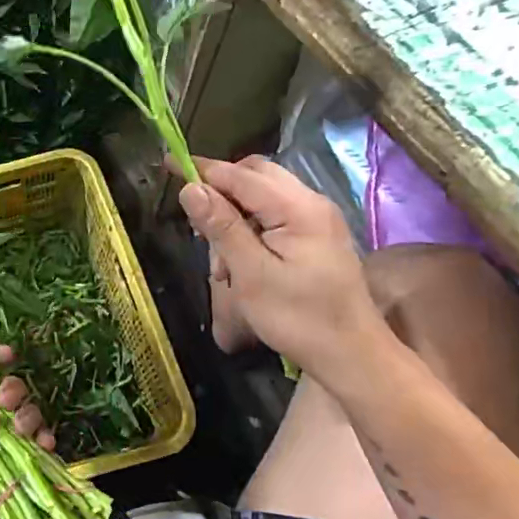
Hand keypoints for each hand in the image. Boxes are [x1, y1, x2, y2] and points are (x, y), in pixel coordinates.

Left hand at [0, 347, 55, 518]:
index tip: (6, 354)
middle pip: (11, 390)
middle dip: (13, 389)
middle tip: (5, 400)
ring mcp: (10, 439)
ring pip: (29, 412)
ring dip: (29, 414)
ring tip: (22, 429)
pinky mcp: (26, 459)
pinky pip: (43, 441)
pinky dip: (46, 439)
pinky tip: (43, 444)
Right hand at [180, 156, 392, 378]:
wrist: (351, 356)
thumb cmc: (298, 318)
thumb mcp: (251, 274)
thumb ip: (221, 227)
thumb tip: (190, 188)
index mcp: (298, 209)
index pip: (240, 175)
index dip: (202, 169)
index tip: (167, 163)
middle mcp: (311, 203)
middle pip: (255, 175)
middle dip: (220, 192)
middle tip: (198, 226)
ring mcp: (317, 218)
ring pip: (263, 195)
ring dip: (233, 215)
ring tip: (221, 261)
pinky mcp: (316, 235)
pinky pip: (274, 214)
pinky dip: (249, 227)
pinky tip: (240, 260)